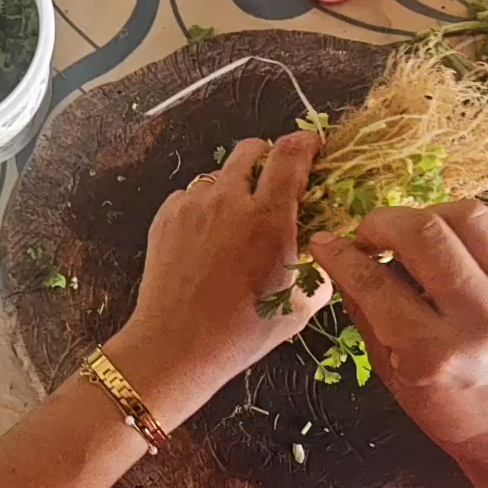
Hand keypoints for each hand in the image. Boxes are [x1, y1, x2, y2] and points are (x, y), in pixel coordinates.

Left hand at [107, 132, 331, 425]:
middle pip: (250, 150)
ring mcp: (192, 206)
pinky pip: (188, 196)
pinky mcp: (165, 218)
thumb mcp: (299, 307)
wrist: (177, 344)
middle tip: (270, 180)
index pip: (292, 155)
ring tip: (232, 220)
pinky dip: (200, 207)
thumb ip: (318, 271)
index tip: (311, 146)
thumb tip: (322, 254)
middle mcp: (229, 201)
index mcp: (269, 217)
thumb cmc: (241, 332)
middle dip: (265, 157)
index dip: (305, 143)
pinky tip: (204, 238)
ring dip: (230, 187)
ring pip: (216, 176)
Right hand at [308, 200, 487, 475]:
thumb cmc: (448, 408)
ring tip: (413, 234)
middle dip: (381, 223)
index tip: (324, 243)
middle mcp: (479, 317)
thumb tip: (338, 261)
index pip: (374, 283)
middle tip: (369, 236)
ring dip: (428, 215)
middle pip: (423, 234)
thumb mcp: (390, 371)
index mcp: (432, 352)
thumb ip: (364, 312)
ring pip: (469, 216)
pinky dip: (482, 216)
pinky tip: (460, 237)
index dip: (340, 255)